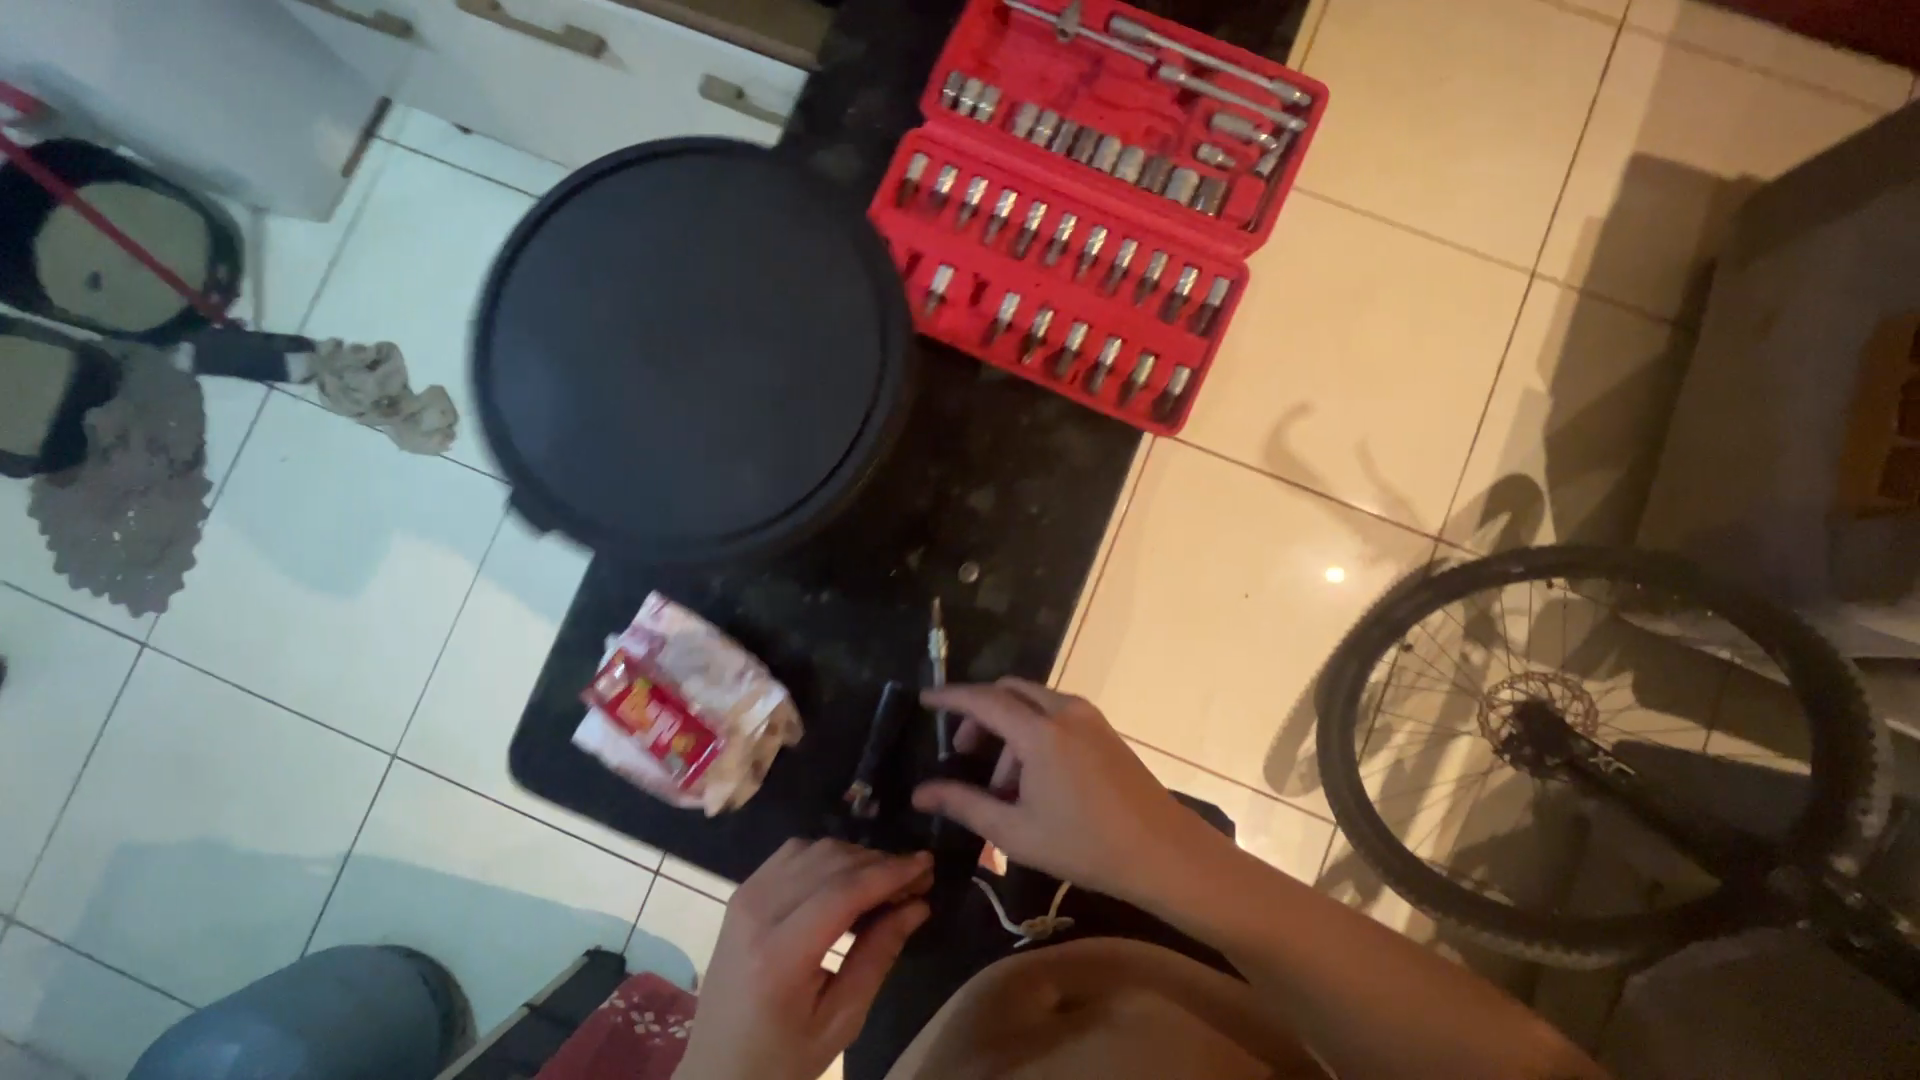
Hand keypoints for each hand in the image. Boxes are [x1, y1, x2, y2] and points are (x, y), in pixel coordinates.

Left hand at [675, 840, 932, 1079]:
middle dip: (880, 863)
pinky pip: (792, 853)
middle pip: (830, 862)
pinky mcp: (742, 893)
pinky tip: (848, 879)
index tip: (928, 865)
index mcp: (779, 955)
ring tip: (887, 882)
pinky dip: (827, 856)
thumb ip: (877, 957)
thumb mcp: (840, 1022)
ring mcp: (745, 897)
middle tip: (917, 880)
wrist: (716, 1069)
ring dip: (856, 857)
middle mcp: (757, 913)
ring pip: (813, 849)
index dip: (890, 872)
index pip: (843, 891)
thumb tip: (917, 905)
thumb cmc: (781, 1059)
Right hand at [911, 679, 1216, 903]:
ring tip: (1003, 786)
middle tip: (964, 751)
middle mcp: (1064, 711)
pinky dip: (1034, 733)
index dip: (951, 697)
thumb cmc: (1084, 845)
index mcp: (1040, 732)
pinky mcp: (1104, 730)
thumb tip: (920, 792)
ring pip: (1033, 704)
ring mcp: (1089, 718)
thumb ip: (964, 804)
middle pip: (1009, 692)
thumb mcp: (1015, 831)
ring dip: (1009, 729)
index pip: (983, 700)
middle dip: (980, 713)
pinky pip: (1056, 714)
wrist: (1163, 852)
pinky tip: (1034, 779)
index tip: (925, 699)